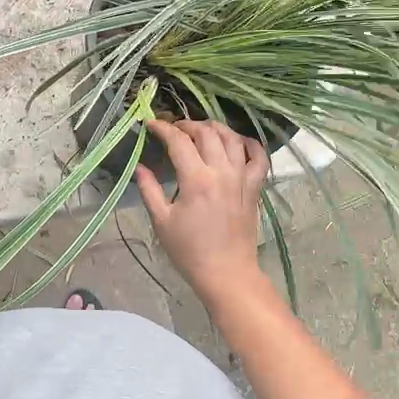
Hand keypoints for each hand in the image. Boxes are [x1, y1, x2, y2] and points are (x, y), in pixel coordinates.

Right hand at [135, 120, 271, 303]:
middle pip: (207, 133)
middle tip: (174, 129)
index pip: (179, 141)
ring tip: (201, 130)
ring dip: (215, 128)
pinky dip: (250, 144)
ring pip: (232, 138)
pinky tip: (238, 142)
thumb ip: (149, 190)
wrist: (226, 274)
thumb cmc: (190, 251)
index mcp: (196, 179)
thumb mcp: (162, 221)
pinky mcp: (254, 188)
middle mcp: (221, 172)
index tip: (151, 124)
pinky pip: (258, 158)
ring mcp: (241, 178)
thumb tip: (140, 167)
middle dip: (187, 125)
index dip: (163, 128)